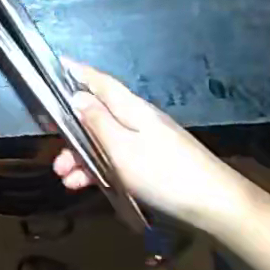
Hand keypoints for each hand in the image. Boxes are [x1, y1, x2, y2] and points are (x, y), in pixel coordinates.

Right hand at [52, 60, 268, 235]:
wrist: (215, 205)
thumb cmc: (163, 173)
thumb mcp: (121, 148)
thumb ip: (97, 121)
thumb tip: (77, 95)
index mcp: (130, 107)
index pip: (99, 81)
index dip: (76, 72)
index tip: (56, 63)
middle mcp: (137, 117)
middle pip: (97, 115)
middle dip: (71, 132)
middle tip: (54, 153)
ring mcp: (146, 139)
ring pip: (104, 140)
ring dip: (82, 156)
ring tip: (67, 178)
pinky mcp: (152, 160)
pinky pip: (117, 157)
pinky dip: (99, 167)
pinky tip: (86, 185)